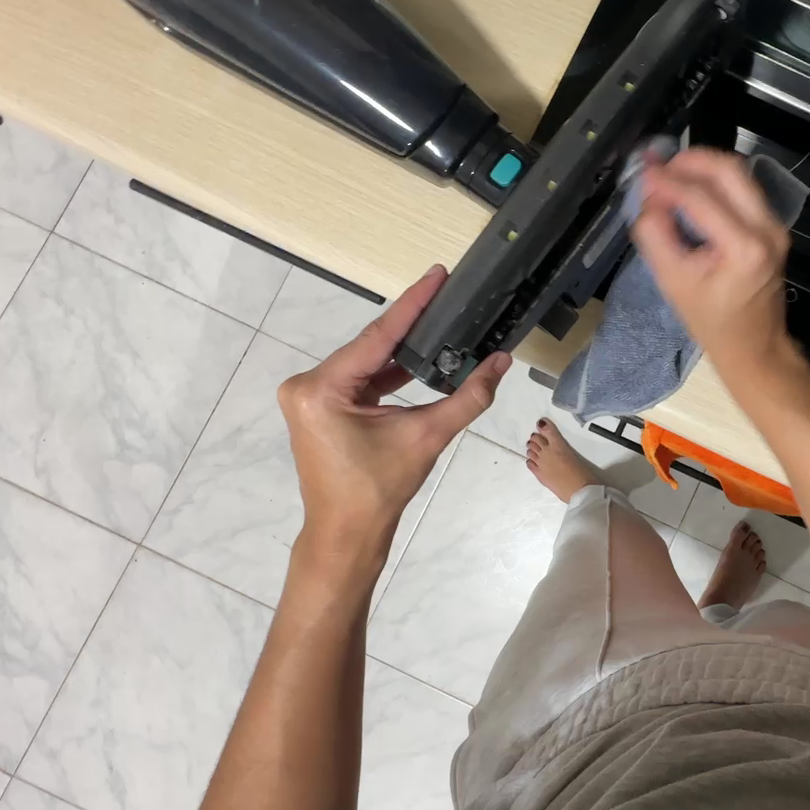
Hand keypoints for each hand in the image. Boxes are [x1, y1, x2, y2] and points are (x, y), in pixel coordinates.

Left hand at [276, 265, 507, 603]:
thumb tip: (502, 362)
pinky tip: (421, 359)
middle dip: (410, 324)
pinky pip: (362, 379)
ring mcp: (311, 396)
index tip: (436, 274)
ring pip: (367, 363)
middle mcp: (307, 385)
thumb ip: (468, 396)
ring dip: (403, 349)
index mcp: (322, 389)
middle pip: (370, 347)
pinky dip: (391, 372)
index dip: (412, 305)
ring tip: (440, 321)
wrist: (347, 534)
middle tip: (445, 293)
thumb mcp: (427, 436)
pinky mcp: (321, 407)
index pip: (377, 337)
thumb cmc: (381, 489)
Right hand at [630, 148, 794, 370]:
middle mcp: (767, 229)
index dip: (668, 181)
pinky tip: (691, 191)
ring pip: (739, 175)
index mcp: (744, 247)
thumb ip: (656, 235)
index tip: (644, 173)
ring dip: (703, 169)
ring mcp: (775, 226)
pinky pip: (744, 190)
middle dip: (691, 161)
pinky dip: (716, 183)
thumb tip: (650, 196)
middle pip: (729, 170)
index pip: (701, 197)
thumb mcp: (673, 282)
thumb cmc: (713, 322)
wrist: (755, 346)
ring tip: (672, 176)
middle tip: (660, 167)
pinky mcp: (773, 227)